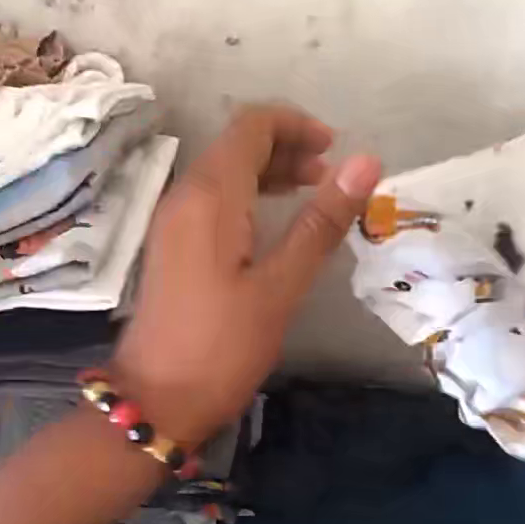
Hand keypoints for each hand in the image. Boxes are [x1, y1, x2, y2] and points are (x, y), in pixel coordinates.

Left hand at [113, 105, 381, 442]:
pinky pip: (212, 203)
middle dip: (286, 147)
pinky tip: (273, 225)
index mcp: (209, 196)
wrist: (158, 398)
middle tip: (329, 177)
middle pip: (235, 145)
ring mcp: (173, 223)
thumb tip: (366, 163)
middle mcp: (184, 197)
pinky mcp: (172, 248)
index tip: (334, 150)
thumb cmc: (222, 347)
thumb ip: (320, 222)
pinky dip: (247, 199)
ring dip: (268, 173)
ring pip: (223, 174)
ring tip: (311, 194)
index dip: (295, 125)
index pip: (251, 126)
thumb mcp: (280, 287)